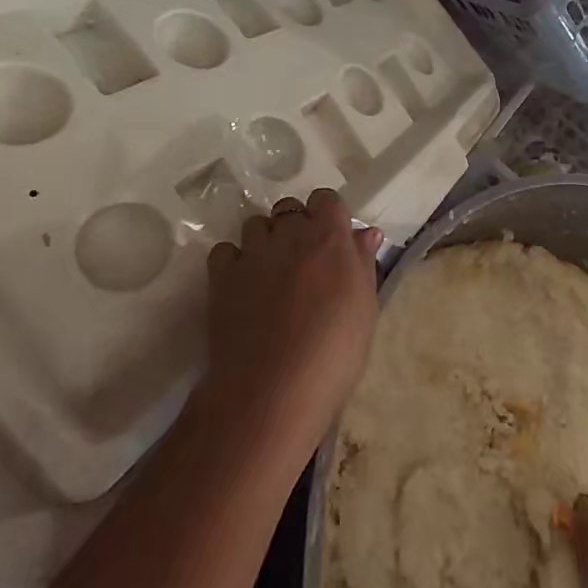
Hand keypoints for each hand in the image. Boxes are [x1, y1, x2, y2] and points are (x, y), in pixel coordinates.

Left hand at [200, 189, 382, 447]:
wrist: (273, 388)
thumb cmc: (334, 352)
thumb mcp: (365, 308)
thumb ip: (363, 263)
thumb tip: (366, 233)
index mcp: (329, 237)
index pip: (327, 199)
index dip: (329, 216)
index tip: (333, 240)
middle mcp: (289, 234)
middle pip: (289, 208)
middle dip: (296, 225)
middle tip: (305, 261)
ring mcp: (251, 252)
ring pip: (256, 224)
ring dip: (265, 240)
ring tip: (272, 273)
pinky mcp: (220, 275)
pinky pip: (226, 250)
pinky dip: (234, 260)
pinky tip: (243, 285)